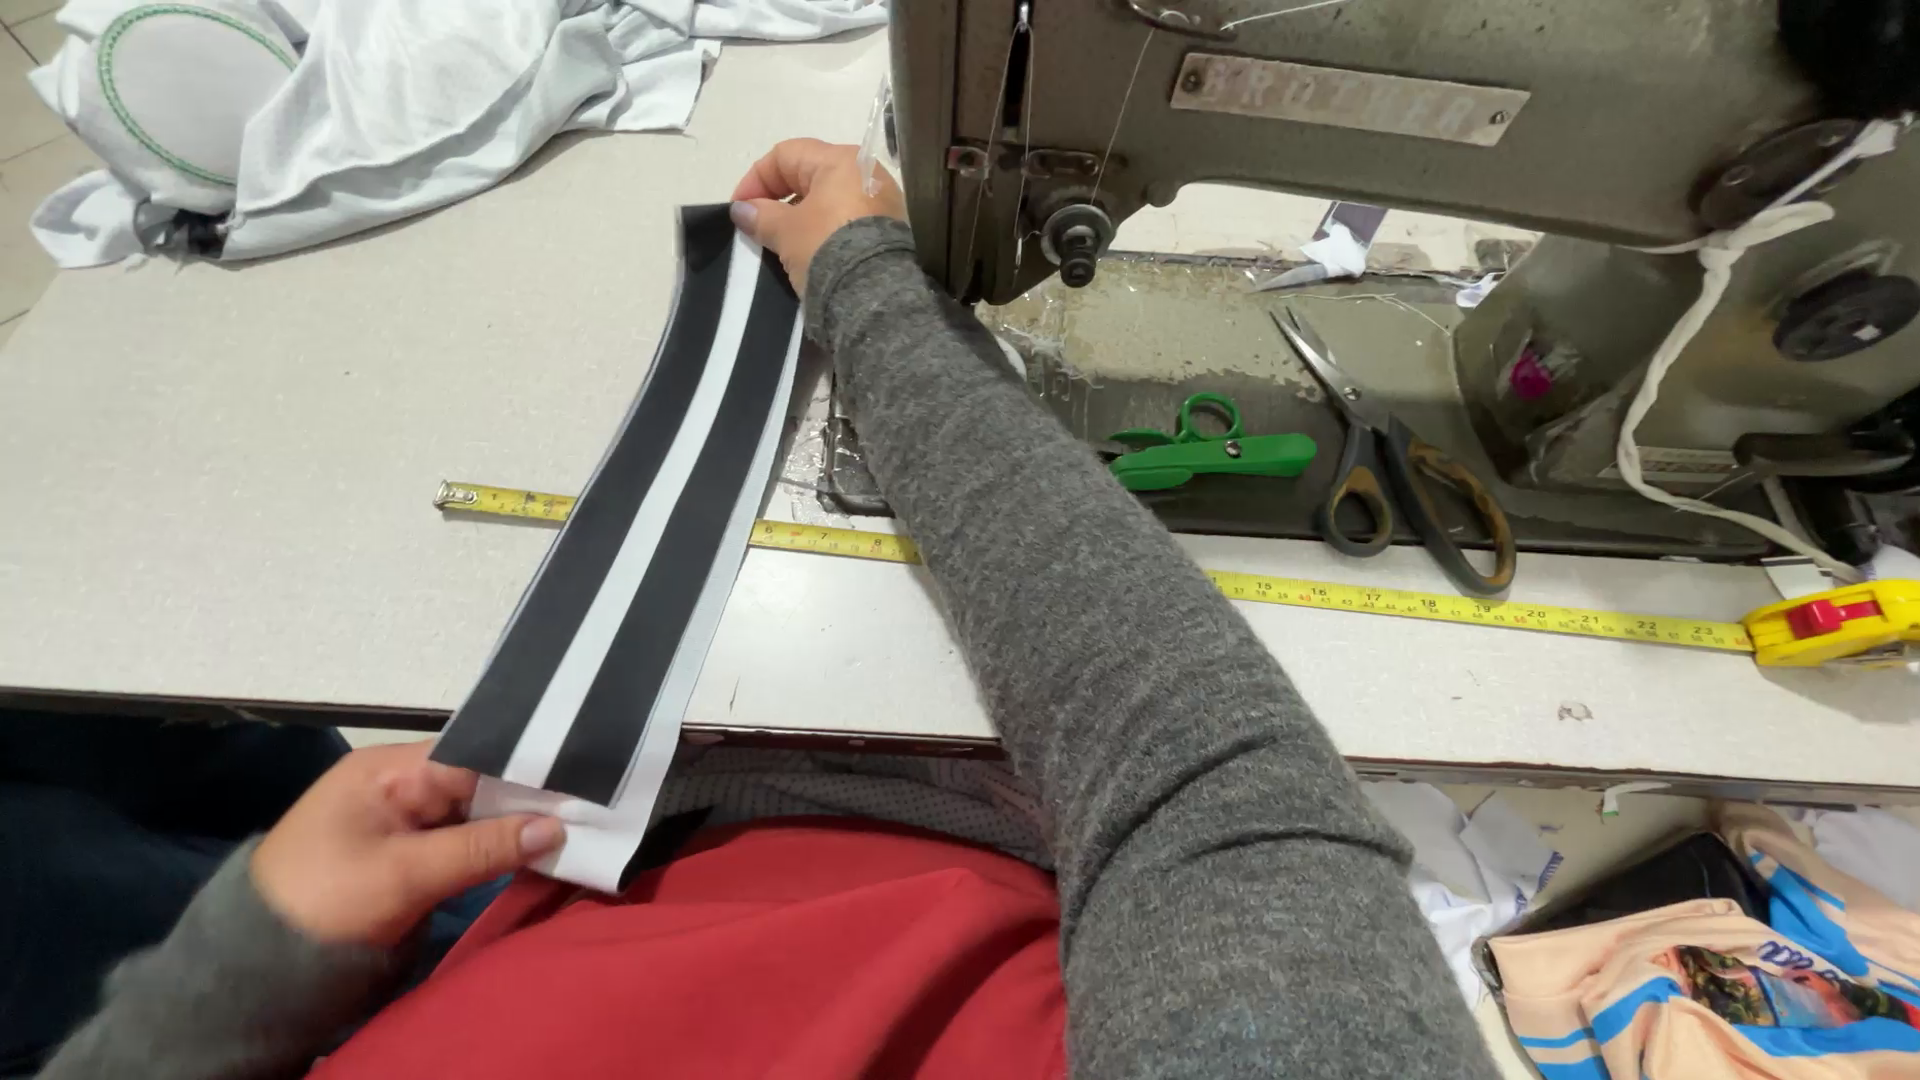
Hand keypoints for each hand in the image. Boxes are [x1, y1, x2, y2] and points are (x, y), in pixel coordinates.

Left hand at [251, 742, 563, 946]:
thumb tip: (558, 827)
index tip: (577, 781)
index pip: (476, 753)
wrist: (250, 977)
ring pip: (482, 807)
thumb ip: (483, 847)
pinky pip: (472, 833)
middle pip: (483, 777)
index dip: (527, 767)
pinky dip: (502, 842)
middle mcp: (404, 781)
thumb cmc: (320, 906)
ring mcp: (410, 815)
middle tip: (586, 806)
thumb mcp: (403, 876)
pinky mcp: (416, 847)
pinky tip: (540, 846)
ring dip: (519, 821)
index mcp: (391, 768)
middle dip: (529, 796)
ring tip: (575, 824)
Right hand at [729, 138, 906, 295]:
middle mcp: (867, 175)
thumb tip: (742, 210)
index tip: (740, 210)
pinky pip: (847, 226)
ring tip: (784, 246)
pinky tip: (812, 255)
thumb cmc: (827, 249)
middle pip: (811, 178)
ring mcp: (882, 206)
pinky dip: (826, 235)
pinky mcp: (889, 236)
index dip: (756, 180)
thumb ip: (761, 217)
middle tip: (761, 229)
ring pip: (830, 204)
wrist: (876, 297)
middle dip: (780, 201)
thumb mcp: (787, 232)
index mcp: (841, 160)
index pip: (786, 155)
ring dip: (803, 221)